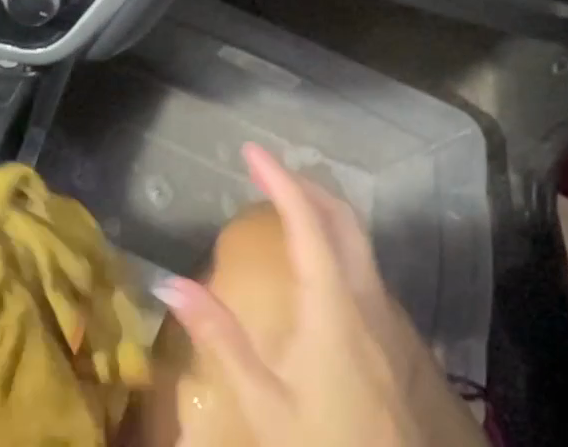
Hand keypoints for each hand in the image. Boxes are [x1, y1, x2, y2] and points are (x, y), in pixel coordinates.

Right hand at [152, 144, 486, 446]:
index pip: (308, 224)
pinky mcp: (399, 342)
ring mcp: (391, 322)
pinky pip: (368, 272)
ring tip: (287, 206)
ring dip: (326, 213)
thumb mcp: (262, 403)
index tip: (251, 150)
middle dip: (307, 185)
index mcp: (333, 308)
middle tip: (268, 170)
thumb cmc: (327, 444)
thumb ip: (219, 338)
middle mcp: (368, 302)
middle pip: (345, 221)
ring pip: (362, 245)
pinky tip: (317, 267)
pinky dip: (339, 245)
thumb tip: (168, 282)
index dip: (279, 180)